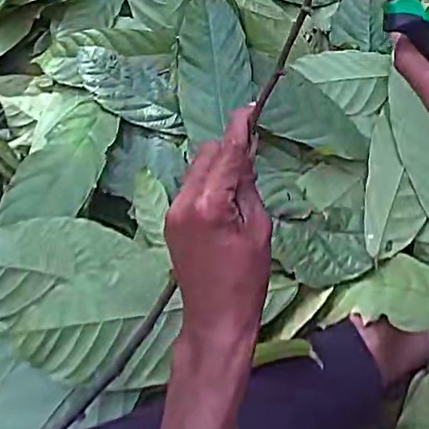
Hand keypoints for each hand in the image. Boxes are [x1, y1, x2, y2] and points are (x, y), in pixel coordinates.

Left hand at [165, 106, 271, 353]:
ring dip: (218, 164)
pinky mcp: (170, 221)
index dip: (239, 127)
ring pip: (198, 166)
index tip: (250, 107)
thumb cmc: (247, 278)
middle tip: (252, 161)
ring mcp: (173, 211)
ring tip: (239, 184)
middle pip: (208, 153)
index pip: (226, 152)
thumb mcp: (258, 227)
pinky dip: (208, 180)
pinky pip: (191, 184)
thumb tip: (245, 154)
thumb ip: (247, 185)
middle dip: (230, 149)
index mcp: (210, 204)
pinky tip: (224, 197)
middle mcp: (184, 201)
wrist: (214, 321)